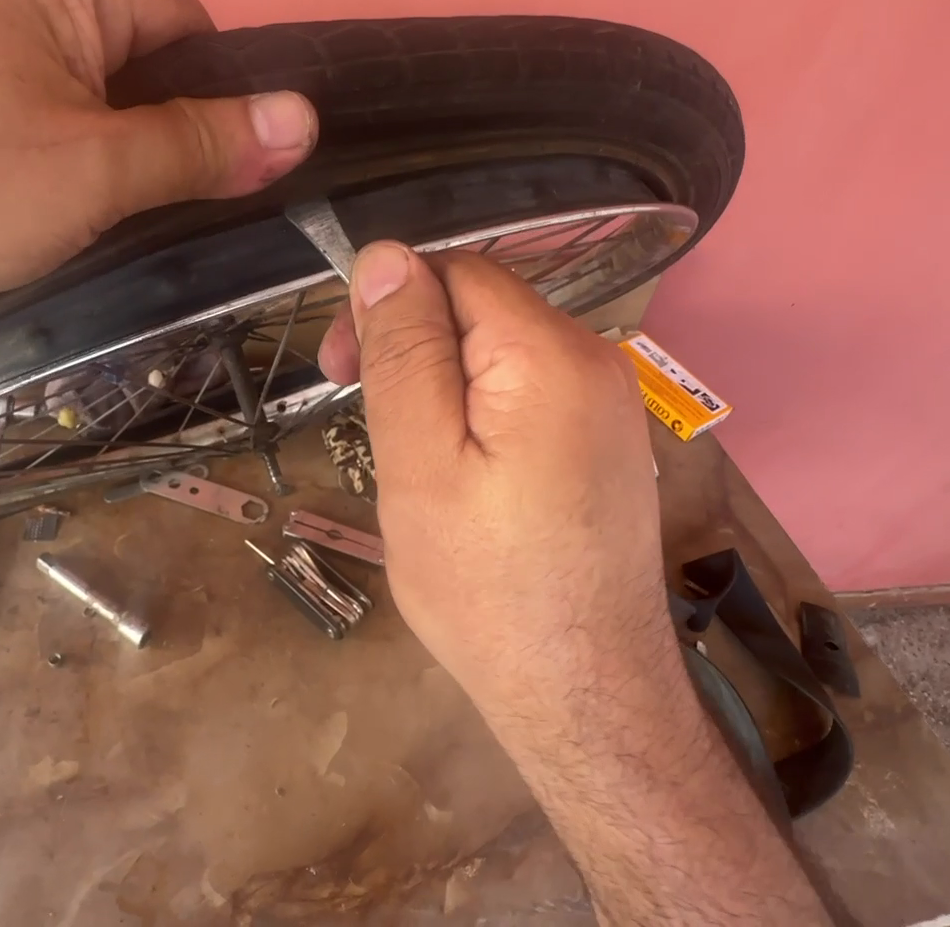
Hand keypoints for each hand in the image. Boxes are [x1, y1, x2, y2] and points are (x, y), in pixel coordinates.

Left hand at [0, 0, 316, 314]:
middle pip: (126, 53)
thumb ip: (201, 144)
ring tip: (48, 207)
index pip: (184, 25)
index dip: (206, 108)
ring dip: (82, 146)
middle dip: (137, 133)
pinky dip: (27, 144)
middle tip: (111, 206)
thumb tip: (305, 119)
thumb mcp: (92, 173)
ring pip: (68, 81)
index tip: (189, 180)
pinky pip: (10, 92)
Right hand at [317, 244, 673, 706]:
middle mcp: (594, 360)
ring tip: (410, 455)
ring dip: (441, 383)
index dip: (387, 305)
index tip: (340, 369)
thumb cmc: (484, 584)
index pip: (455, 272)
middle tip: (366, 418)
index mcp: (548, 352)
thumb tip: (384, 256)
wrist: (581, 692)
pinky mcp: (606, 443)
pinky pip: (526, 394)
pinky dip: (478, 413)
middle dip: (412, 345)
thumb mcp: (419, 462)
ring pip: (498, 353)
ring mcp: (609, 404)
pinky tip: (460, 471)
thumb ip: (403, 353)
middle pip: (480, 308)